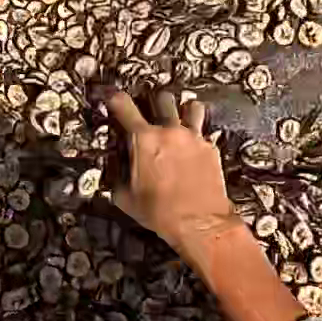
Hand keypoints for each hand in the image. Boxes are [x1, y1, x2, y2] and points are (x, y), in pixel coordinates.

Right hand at [106, 89, 244, 255]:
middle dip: (153, 101)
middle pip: (161, 98)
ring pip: (190, 107)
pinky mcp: (210, 149)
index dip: (113, 97)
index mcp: (143, 140)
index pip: (123, 105)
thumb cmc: (161, 212)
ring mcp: (193, 138)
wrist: (200, 224)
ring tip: (177, 118)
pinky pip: (203, 132)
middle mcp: (170, 132)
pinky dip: (196, 134)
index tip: (110, 96)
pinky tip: (191, 146)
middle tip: (148, 108)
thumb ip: (117, 175)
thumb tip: (113, 169)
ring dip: (181, 110)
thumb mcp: (125, 196)